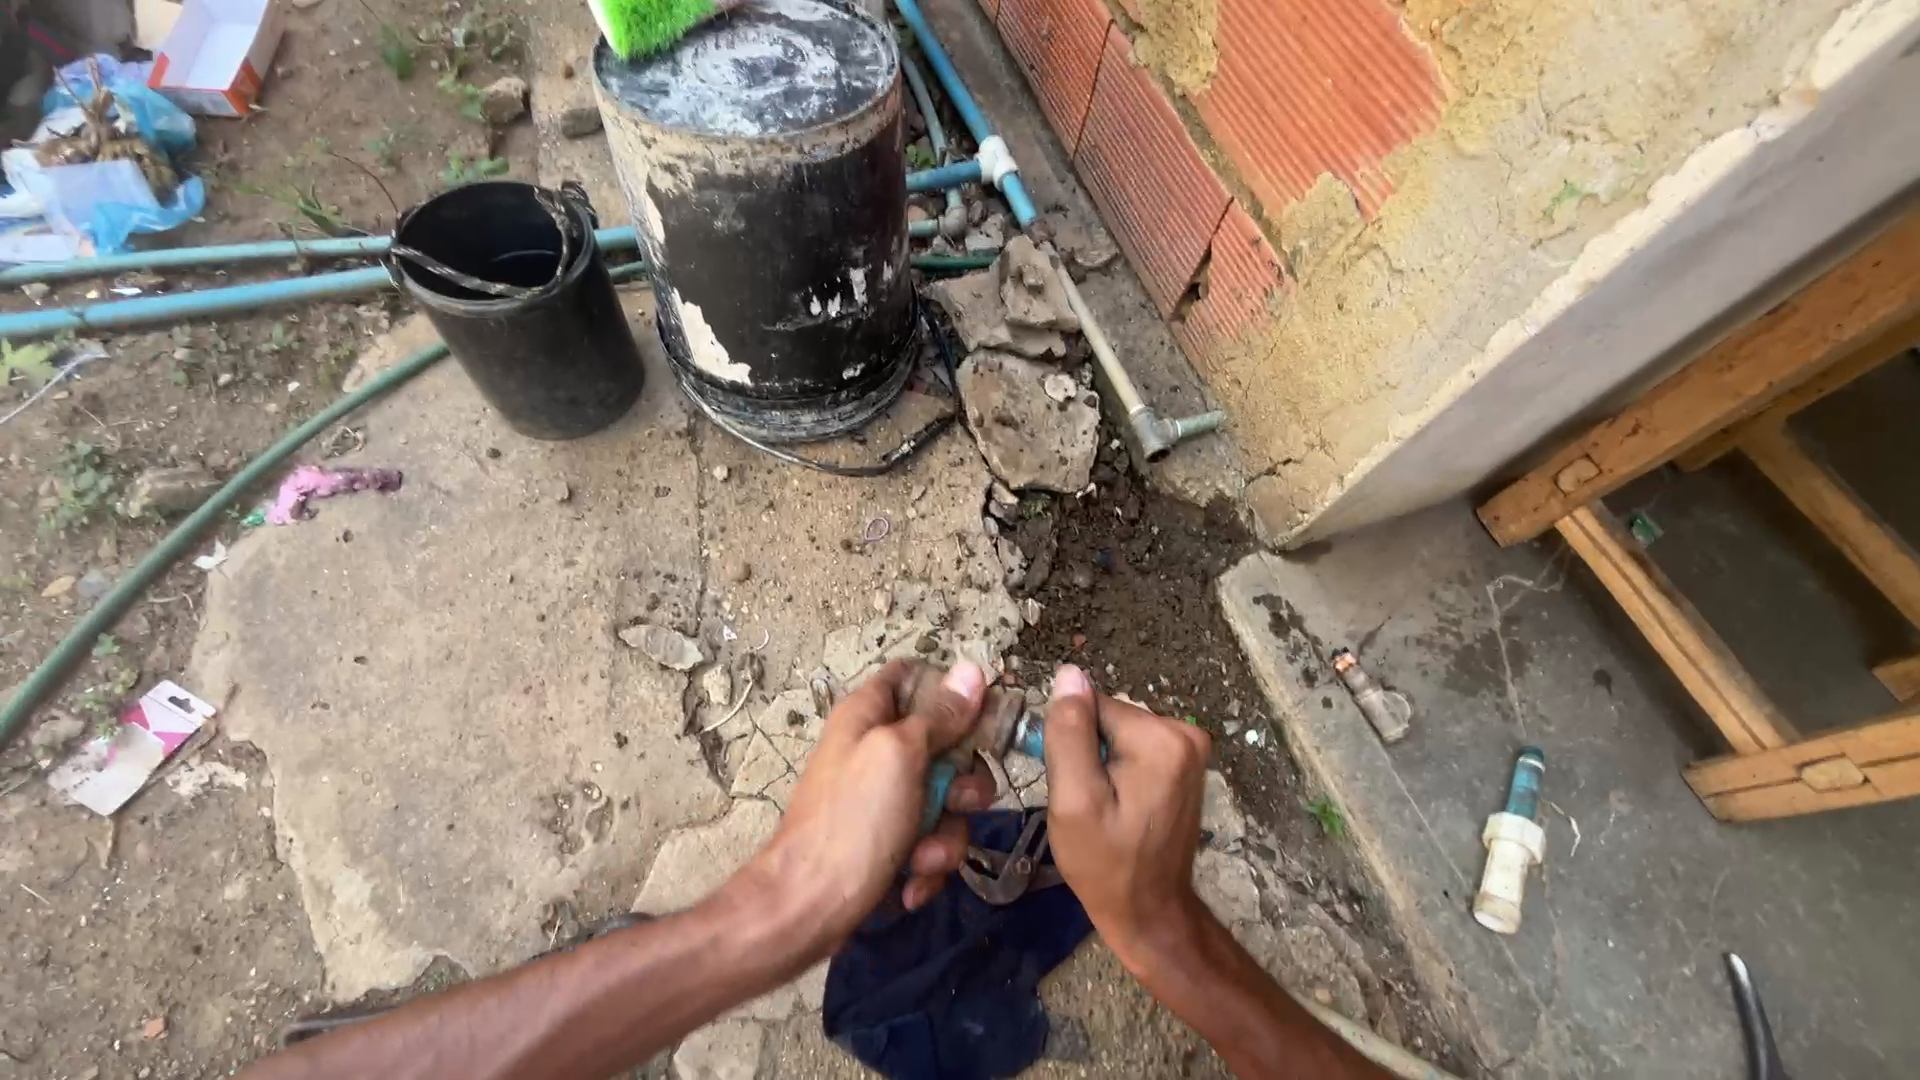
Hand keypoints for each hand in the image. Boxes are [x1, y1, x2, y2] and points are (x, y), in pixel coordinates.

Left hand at [735, 659, 997, 961]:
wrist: (806, 910)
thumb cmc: (852, 821)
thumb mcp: (899, 755)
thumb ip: (938, 715)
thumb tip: (971, 670)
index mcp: (868, 714)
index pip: (913, 675)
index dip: (951, 690)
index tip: (983, 715)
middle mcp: (876, 749)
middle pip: (945, 744)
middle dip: (962, 782)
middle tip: (959, 802)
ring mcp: (882, 798)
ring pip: (945, 800)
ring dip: (945, 835)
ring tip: (924, 858)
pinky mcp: (888, 841)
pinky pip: (929, 839)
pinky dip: (926, 863)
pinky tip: (910, 882)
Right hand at [1043, 663, 1212, 973]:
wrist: (1149, 911)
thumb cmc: (1106, 863)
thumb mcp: (1074, 799)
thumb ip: (1069, 733)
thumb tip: (1069, 674)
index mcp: (1163, 738)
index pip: (1092, 707)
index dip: (1070, 741)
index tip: (1070, 784)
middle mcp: (1186, 732)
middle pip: (1107, 718)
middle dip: (1087, 752)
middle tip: (1084, 800)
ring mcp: (1190, 748)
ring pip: (1116, 732)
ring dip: (1099, 762)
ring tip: (1101, 806)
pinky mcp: (1184, 763)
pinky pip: (1132, 747)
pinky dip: (1116, 771)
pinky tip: (1117, 804)